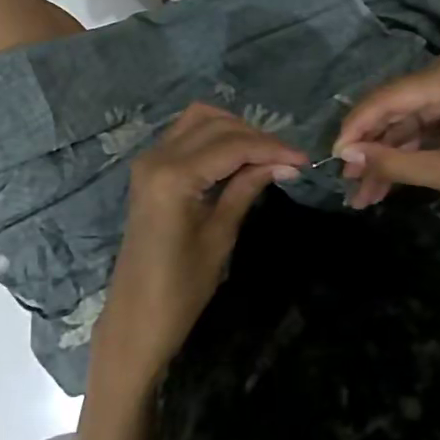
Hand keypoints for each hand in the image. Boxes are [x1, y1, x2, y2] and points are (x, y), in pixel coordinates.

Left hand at [94, 104, 304, 378]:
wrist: (135, 320)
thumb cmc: (181, 288)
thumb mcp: (220, 235)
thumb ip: (247, 188)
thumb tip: (286, 163)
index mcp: (173, 177)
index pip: (232, 145)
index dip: (271, 148)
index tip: (304, 158)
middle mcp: (157, 157)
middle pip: (217, 125)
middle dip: (256, 137)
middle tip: (287, 159)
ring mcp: (149, 160)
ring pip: (200, 120)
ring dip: (235, 130)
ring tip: (265, 155)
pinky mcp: (149, 169)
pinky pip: (186, 134)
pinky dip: (215, 137)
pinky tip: (239, 156)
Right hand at [332, 51, 439, 216]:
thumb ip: (395, 163)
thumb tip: (345, 157)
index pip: (390, 97)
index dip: (357, 126)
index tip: (331, 156)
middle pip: (393, 108)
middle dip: (369, 148)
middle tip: (346, 184)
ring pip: (402, 122)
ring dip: (383, 158)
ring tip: (361, 196)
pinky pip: (418, 128)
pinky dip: (403, 155)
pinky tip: (381, 184)